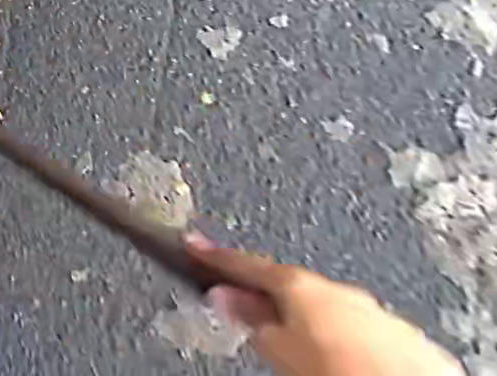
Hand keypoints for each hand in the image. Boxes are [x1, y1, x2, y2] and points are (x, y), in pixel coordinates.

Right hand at [187, 236, 462, 375]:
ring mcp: (383, 317)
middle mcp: (340, 290)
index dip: (210, 255)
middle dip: (269, 295)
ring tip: (302, 344)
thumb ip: (246, 318)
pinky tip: (347, 359)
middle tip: (246, 307)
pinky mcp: (418, 346)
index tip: (191, 246)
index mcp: (298, 282)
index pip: (240, 262)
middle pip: (290, 286)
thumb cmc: (342, 373)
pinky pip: (367, 333)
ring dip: (312, 319)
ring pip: (332, 310)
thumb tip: (225, 297)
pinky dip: (349, 339)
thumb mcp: (275, 349)